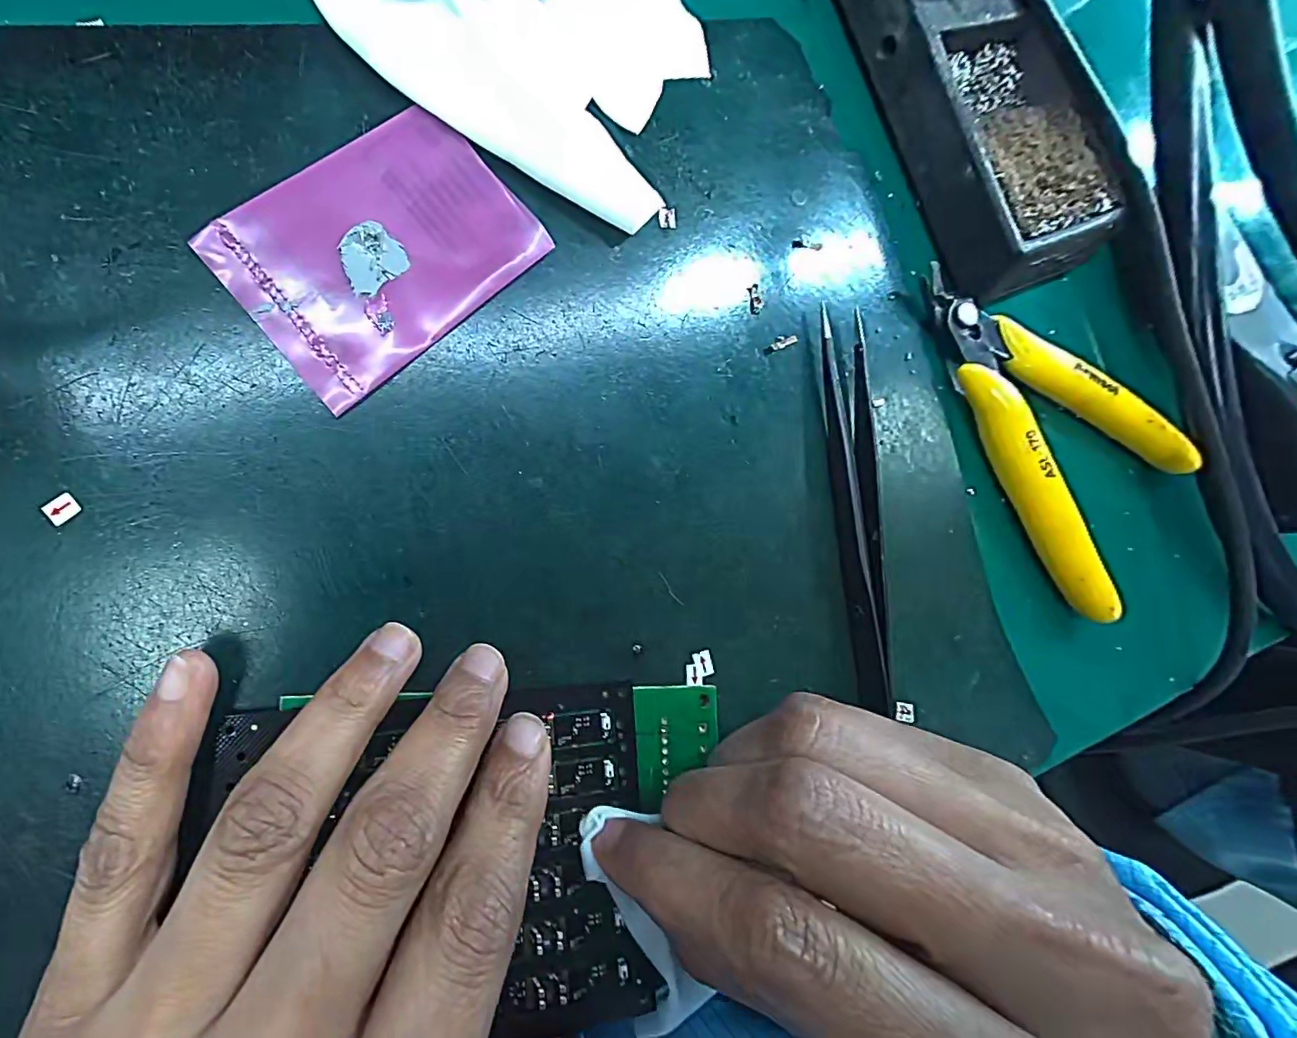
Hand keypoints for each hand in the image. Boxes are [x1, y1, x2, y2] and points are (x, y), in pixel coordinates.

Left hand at [22, 624, 551, 1037]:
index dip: (501, 826)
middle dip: (438, 751)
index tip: (528, 739)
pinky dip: (155, 754)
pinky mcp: (70, 990)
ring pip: (262, 831)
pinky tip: (191, 668)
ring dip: (334, 722)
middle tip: (478, 666)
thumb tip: (483, 932)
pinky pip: (120, 852)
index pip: (454, 938)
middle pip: (371, 863)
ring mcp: (149, 1007)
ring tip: (386, 647)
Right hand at [594, 693, 1212, 1037]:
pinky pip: (844, 716)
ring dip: (732, 764)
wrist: (1103, 1033)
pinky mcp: (1009, 778)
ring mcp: (1039, 837)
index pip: (793, 936)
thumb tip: (647, 869)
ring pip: (817, 736)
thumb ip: (754, 970)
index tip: (619, 853)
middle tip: (675, 831)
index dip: (676, 884)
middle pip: (805, 810)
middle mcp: (1055, 939)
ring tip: (730, 807)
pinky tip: (783, 786)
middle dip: (700, 809)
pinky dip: (775, 741)